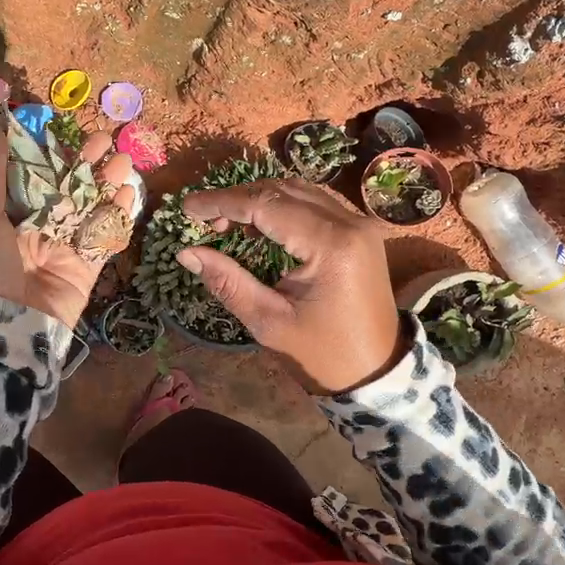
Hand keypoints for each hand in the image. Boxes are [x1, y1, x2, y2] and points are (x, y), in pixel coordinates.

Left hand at [0, 124, 136, 328]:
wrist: (3, 324)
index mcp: (12, 214)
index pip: (39, 175)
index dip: (57, 153)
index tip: (73, 130)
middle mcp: (41, 227)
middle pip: (69, 188)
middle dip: (89, 164)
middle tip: (108, 139)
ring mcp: (65, 247)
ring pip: (91, 209)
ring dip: (107, 184)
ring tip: (124, 161)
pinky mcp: (86, 267)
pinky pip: (104, 238)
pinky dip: (117, 217)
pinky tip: (129, 195)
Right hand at [177, 178, 404, 392]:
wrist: (378, 373)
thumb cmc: (322, 355)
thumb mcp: (269, 322)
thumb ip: (228, 282)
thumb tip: (186, 253)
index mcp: (330, 245)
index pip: (266, 205)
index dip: (221, 202)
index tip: (186, 208)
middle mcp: (350, 223)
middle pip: (282, 191)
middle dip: (237, 199)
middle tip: (201, 218)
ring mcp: (358, 225)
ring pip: (298, 192)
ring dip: (258, 200)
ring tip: (222, 221)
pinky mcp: (359, 233)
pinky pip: (313, 205)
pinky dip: (281, 208)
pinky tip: (256, 227)